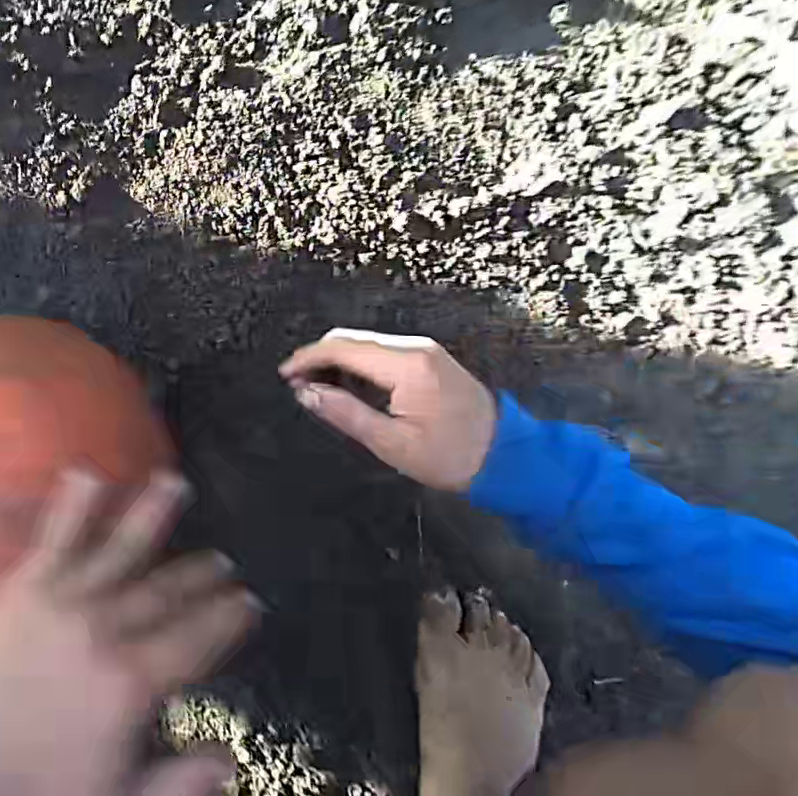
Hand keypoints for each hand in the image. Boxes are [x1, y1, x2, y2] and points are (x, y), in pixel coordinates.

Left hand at [0, 468, 257, 795]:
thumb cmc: (41, 791)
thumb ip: (178, 780)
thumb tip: (230, 757)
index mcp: (131, 681)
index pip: (195, 639)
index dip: (226, 619)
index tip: (247, 599)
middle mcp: (103, 628)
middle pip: (164, 592)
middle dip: (198, 575)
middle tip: (221, 560)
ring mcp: (61, 599)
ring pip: (117, 547)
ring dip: (149, 513)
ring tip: (173, 483)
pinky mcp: (23, 585)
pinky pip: (54, 536)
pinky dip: (73, 504)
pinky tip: (86, 474)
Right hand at [278, 328, 497, 491]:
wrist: (511, 458)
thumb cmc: (454, 457)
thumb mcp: (393, 443)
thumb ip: (345, 413)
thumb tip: (307, 392)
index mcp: (408, 365)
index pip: (342, 348)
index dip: (307, 359)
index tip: (286, 375)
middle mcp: (415, 348)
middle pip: (349, 339)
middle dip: (317, 358)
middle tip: (298, 384)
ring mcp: (423, 350)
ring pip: (362, 343)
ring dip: (334, 360)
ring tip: (317, 387)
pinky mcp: (426, 358)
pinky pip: (378, 351)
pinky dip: (354, 363)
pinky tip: (345, 384)